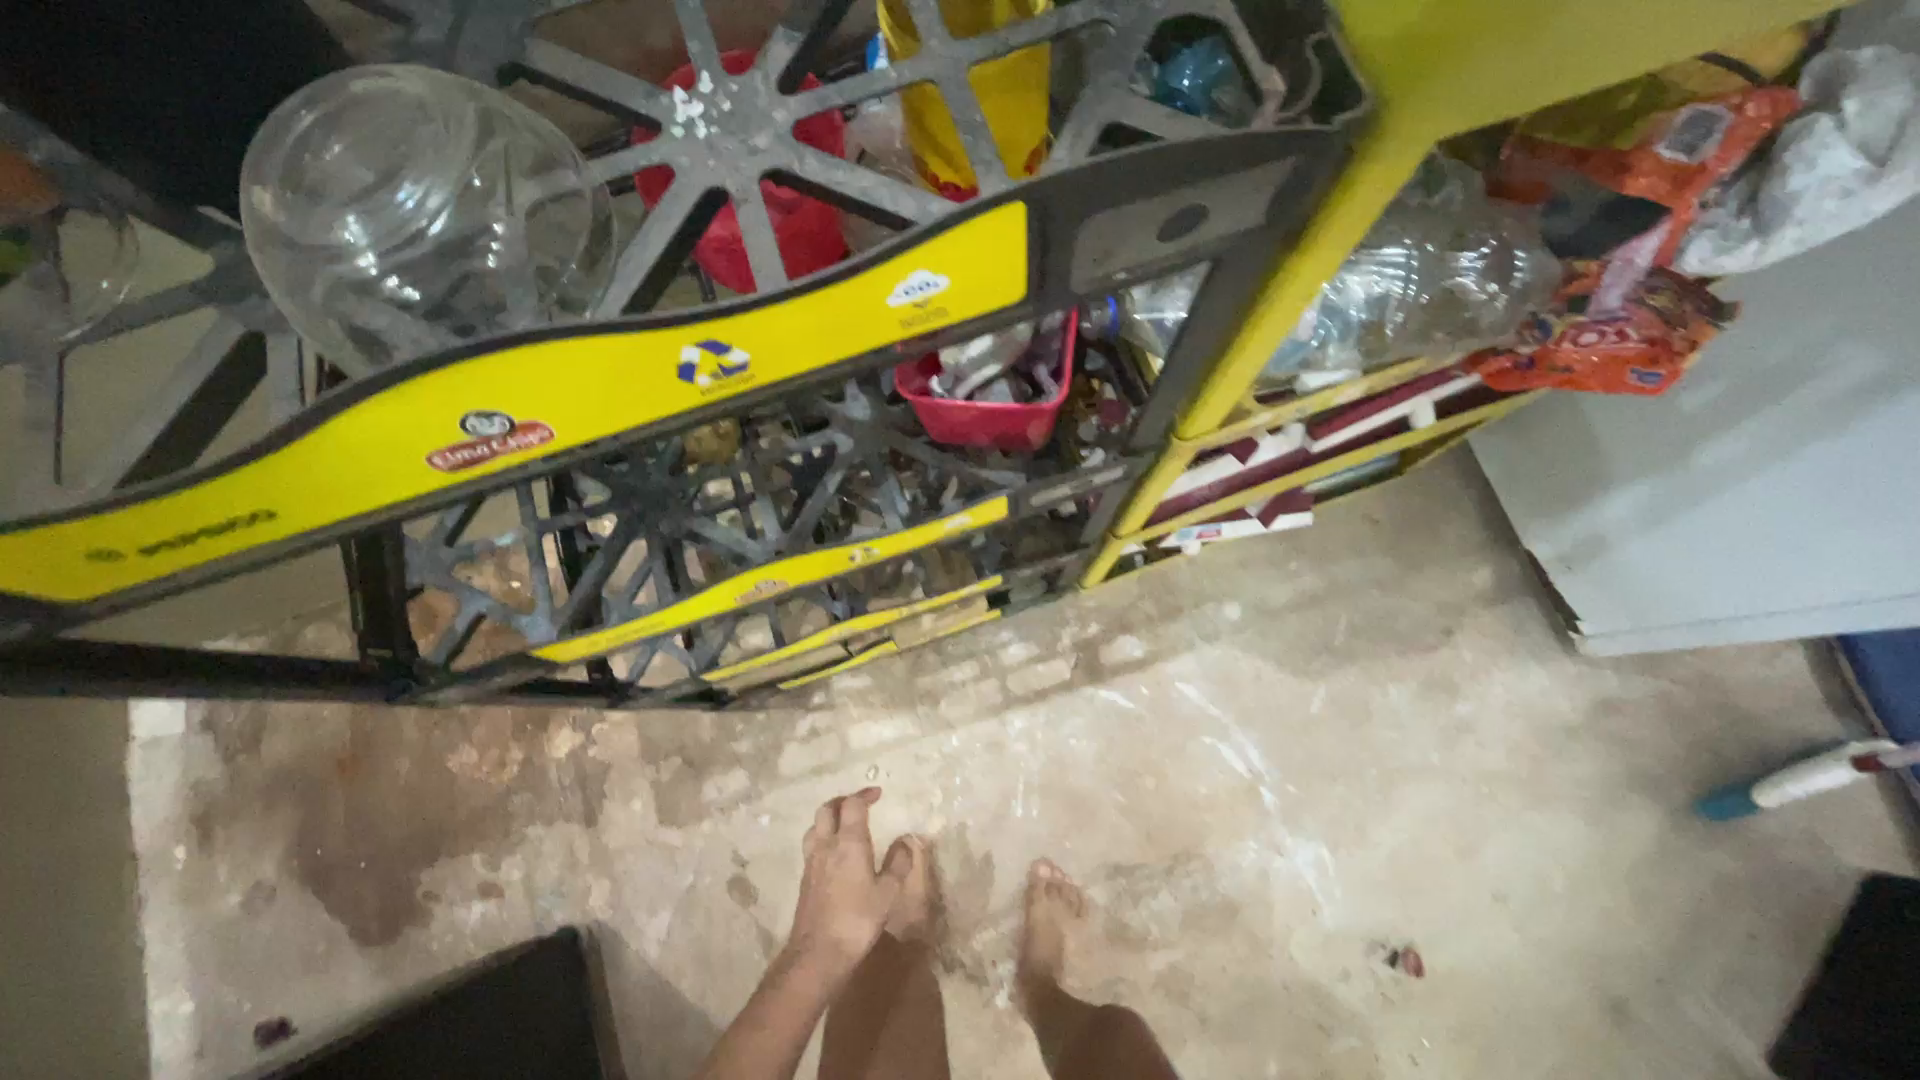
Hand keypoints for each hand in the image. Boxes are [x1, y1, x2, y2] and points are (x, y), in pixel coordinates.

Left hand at [784, 787, 912, 979]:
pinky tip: (834, 853)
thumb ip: (898, 863)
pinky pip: (811, 845)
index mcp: (848, 843)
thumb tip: (906, 840)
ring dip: (829, 818)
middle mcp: (826, 845)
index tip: (878, 793)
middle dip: (843, 800)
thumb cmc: (857, 920)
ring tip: (844, 824)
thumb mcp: (888, 893)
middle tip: (860, 804)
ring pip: (815, 826)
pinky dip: (823, 837)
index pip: (853, 805)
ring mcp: (811, 862)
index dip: (864, 794)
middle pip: (827, 809)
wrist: (818, 952)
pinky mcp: (804, 879)